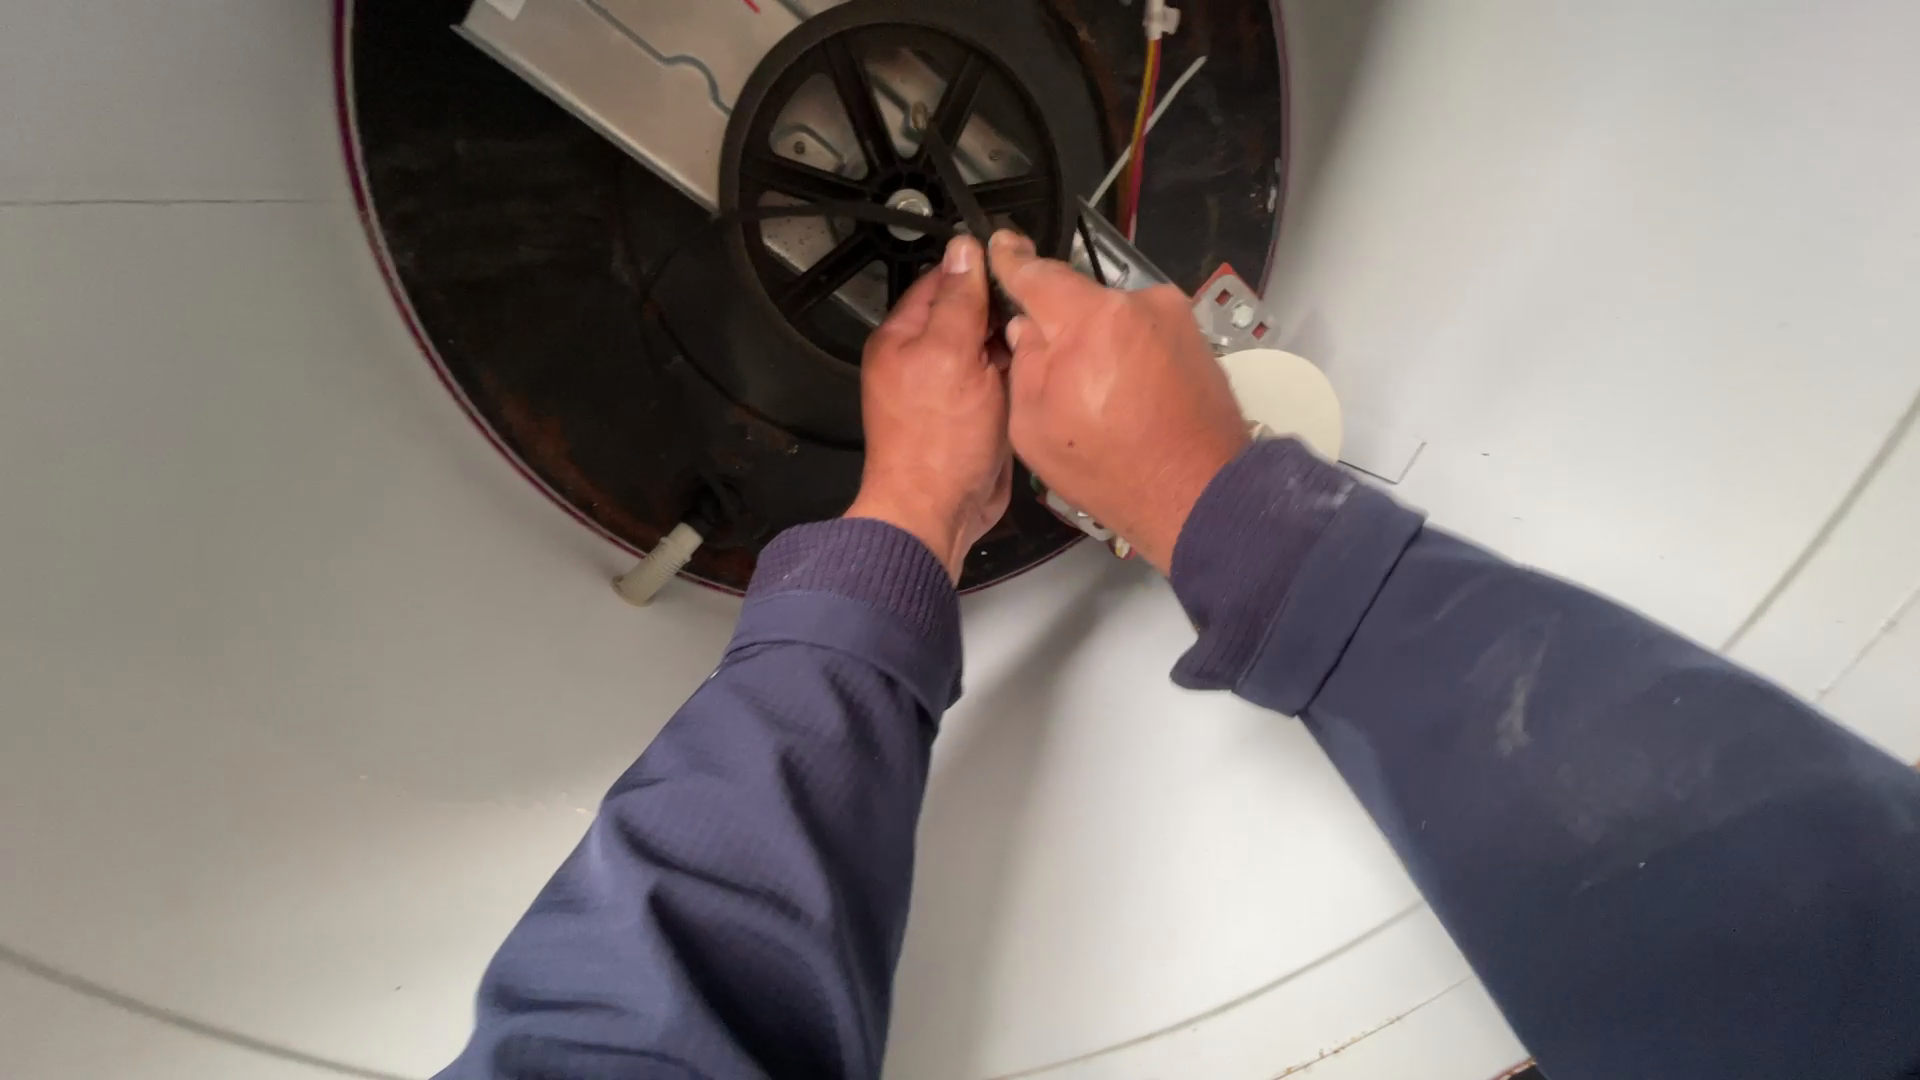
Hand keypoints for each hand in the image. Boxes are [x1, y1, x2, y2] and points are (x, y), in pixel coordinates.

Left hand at [845, 235, 1012, 582]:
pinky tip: (1034, 378)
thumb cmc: (934, 443)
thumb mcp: (949, 355)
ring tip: (1036, 348)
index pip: (944, 281)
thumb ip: (959, 301)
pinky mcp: (974, 418)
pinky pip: (1000, 385)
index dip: (981, 270)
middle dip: (1003, 314)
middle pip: (971, 316)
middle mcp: (924, 361)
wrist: (939, 512)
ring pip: (990, 351)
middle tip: (1033, 315)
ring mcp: (951, 391)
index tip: (1016, 266)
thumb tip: (964, 251)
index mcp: (904, 339)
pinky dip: (1018, 380)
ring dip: (1014, 349)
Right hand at [988, 230, 1248, 572]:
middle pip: (1079, 301)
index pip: (1038, 274)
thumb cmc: (1115, 471)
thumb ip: (1023, 364)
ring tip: (1100, 403)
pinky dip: (1127, 359)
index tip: (1001, 246)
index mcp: (1093, 320)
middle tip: (1057, 381)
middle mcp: (1139, 304)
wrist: (1197, 495)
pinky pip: (1142, 335)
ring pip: (1112, 320)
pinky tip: (1127, 402)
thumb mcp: (1035, 426)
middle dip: (1061, 331)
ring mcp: (1174, 318)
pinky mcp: (1194, 337)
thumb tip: (1027, 331)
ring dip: (1098, 347)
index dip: (1012, 261)